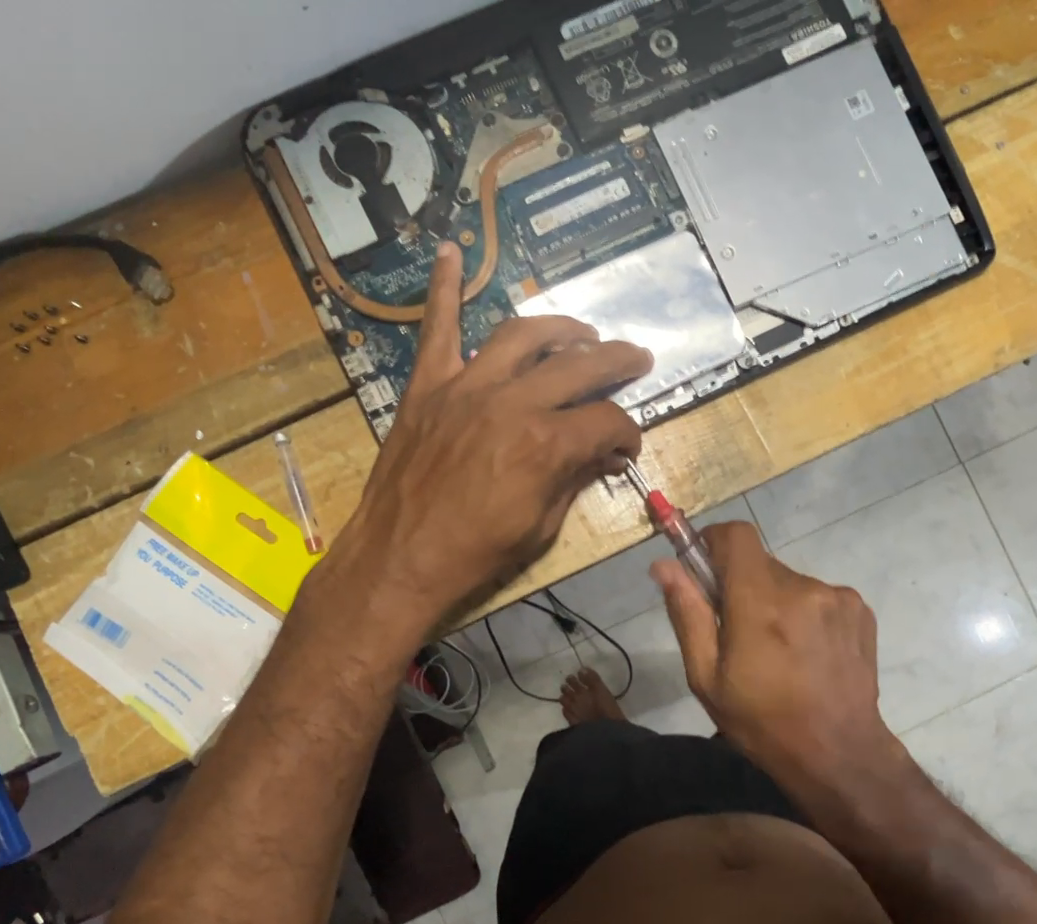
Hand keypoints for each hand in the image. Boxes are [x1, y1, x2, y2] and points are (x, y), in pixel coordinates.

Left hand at [322, 243, 652, 630]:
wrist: (398, 560)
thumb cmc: (475, 554)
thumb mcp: (541, 527)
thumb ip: (575, 479)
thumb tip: (603, 456)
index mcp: (545, 444)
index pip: (607, 421)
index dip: (627, 434)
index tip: (627, 448)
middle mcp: (512, 402)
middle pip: (579, 366)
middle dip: (617, 361)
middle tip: (638, 358)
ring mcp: (466, 387)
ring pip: (522, 335)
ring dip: (560, 327)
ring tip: (582, 332)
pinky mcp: (428, 386)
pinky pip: (437, 327)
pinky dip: (443, 288)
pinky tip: (449, 251)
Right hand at [653, 522, 902, 793]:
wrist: (838, 753)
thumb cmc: (761, 721)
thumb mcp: (707, 677)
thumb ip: (687, 613)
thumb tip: (663, 565)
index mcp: (760, 602)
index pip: (735, 535)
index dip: (714, 542)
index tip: (705, 570)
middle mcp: (802, 587)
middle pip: (760, 563)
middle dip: (742, 587)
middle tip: (738, 634)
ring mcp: (837, 597)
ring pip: (789, 582)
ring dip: (776, 603)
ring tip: (778, 652)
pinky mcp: (860, 610)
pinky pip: (818, 596)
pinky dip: (805, 615)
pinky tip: (806, 654)